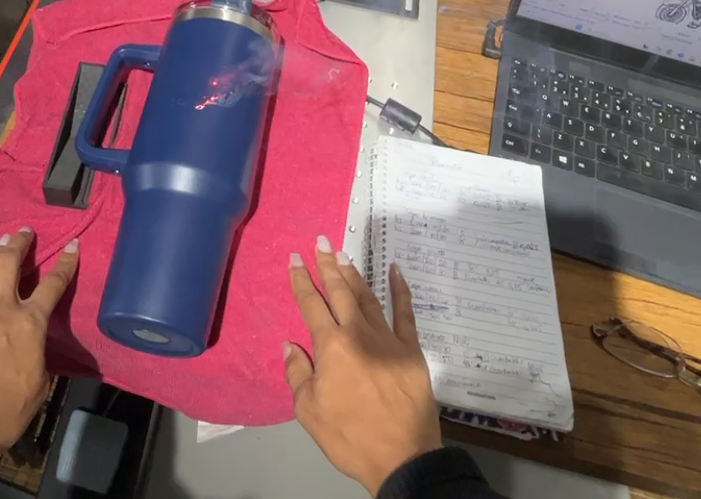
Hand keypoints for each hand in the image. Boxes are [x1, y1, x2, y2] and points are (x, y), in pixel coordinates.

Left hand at [0, 228, 78, 457]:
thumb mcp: (38, 387)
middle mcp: (0, 309)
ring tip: (0, 243)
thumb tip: (37, 346)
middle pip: (9, 264)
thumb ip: (39, 357)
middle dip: (20, 243)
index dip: (66, 263)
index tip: (72, 245)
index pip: (53, 284)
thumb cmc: (2, 414)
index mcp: (29, 324)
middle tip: (25, 231)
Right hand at [284, 236, 442, 495]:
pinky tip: (395, 271)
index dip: (301, 280)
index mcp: (331, 346)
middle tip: (321, 241)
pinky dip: (400, 289)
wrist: (403, 458)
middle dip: (327, 265)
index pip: (311, 304)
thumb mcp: (309, 411)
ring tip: (344, 255)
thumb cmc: (350, 436)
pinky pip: (405, 312)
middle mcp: (358, 332)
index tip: (295, 258)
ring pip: (367, 296)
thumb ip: (297, 374)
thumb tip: (290, 345)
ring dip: (354, 273)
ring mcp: (387, 337)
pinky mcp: (410, 348)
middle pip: (339, 290)